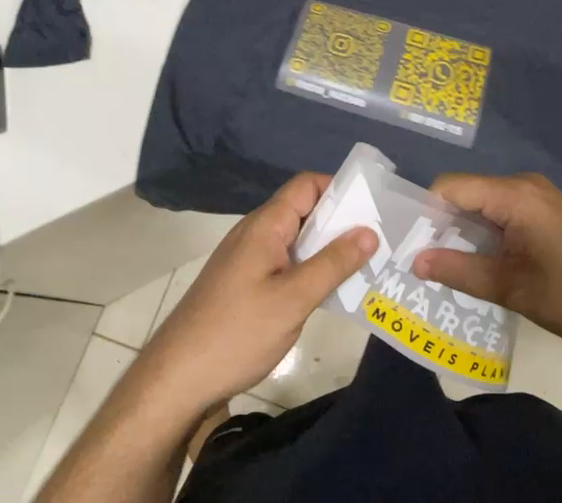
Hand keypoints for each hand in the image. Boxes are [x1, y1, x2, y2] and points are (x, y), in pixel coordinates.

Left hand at [133, 173, 376, 416]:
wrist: (178, 376)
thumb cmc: (237, 332)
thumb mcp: (293, 299)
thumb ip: (332, 264)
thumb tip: (369, 231)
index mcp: (265, 226)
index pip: (306, 186)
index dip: (341, 189)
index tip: (376, 208)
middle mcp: (255, 233)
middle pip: (304, 211)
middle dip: (342, 222)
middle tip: (383, 241)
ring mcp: (248, 259)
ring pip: (296, 241)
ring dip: (328, 250)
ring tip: (369, 267)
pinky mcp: (245, 284)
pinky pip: (285, 263)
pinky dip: (310, 271)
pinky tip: (334, 293)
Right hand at [413, 172, 561, 361]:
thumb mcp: (514, 290)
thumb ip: (461, 271)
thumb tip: (414, 260)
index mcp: (515, 195)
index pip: (450, 188)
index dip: (424, 214)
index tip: (407, 245)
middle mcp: (525, 186)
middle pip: (465, 194)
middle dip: (441, 226)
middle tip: (419, 262)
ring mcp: (541, 199)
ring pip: (485, 206)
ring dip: (465, 234)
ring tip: (445, 268)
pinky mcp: (551, 215)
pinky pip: (505, 215)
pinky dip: (488, 236)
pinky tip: (482, 266)